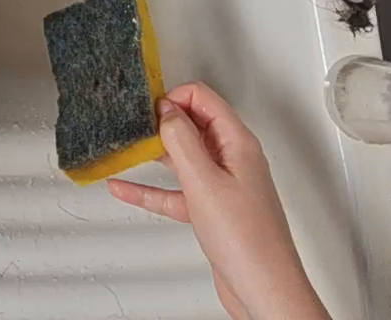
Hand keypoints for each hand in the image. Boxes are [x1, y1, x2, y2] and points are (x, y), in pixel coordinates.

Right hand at [106, 82, 329, 319]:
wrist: (264, 293)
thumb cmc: (247, 241)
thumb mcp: (204, 181)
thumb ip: (182, 139)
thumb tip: (167, 110)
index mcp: (237, 143)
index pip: (202, 97)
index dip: (174, 97)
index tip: (149, 109)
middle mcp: (231, 158)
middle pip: (192, 122)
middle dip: (162, 119)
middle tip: (135, 121)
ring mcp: (222, 184)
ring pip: (182, 155)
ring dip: (154, 152)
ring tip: (127, 147)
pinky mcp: (211, 209)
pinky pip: (175, 189)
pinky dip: (150, 188)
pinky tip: (126, 189)